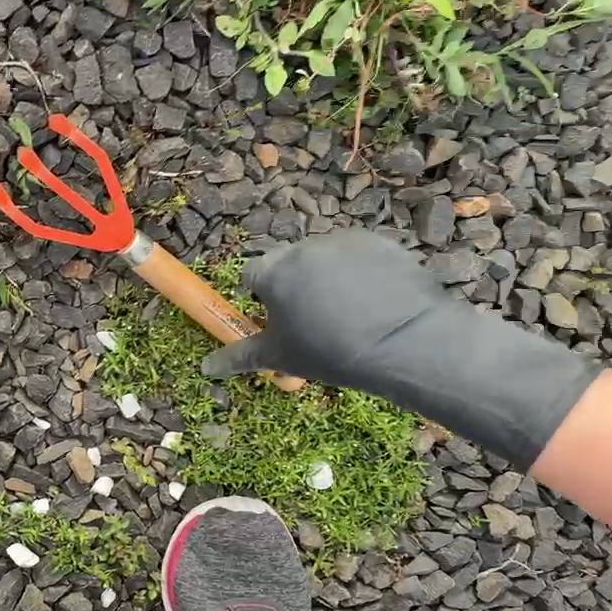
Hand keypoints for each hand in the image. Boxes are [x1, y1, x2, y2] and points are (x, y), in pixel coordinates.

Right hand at [200, 229, 600, 469]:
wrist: (407, 343)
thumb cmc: (332, 352)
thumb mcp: (282, 357)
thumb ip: (239, 357)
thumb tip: (204, 369)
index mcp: (272, 272)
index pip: (252, 276)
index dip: (262, 298)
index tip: (279, 318)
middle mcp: (302, 248)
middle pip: (287, 262)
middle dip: (294, 283)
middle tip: (314, 318)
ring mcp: (342, 241)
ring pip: (324, 257)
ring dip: (327, 275)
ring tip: (350, 311)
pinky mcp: (379, 242)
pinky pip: (360, 254)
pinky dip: (362, 271)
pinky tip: (377, 300)